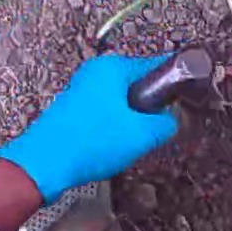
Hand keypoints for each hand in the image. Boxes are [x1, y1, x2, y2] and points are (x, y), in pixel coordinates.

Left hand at [0, 54, 179, 201]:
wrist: (44, 165)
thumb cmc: (88, 143)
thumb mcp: (141, 135)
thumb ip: (165, 124)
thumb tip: (170, 122)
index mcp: (112, 68)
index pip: (156, 65)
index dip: (174, 82)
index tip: (187, 95)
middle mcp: (95, 73)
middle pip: (138, 85)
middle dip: (150, 107)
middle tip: (156, 127)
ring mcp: (82, 91)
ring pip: (122, 102)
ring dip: (133, 120)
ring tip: (132, 141)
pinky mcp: (74, 111)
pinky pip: (106, 114)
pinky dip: (115, 128)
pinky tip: (113, 146)